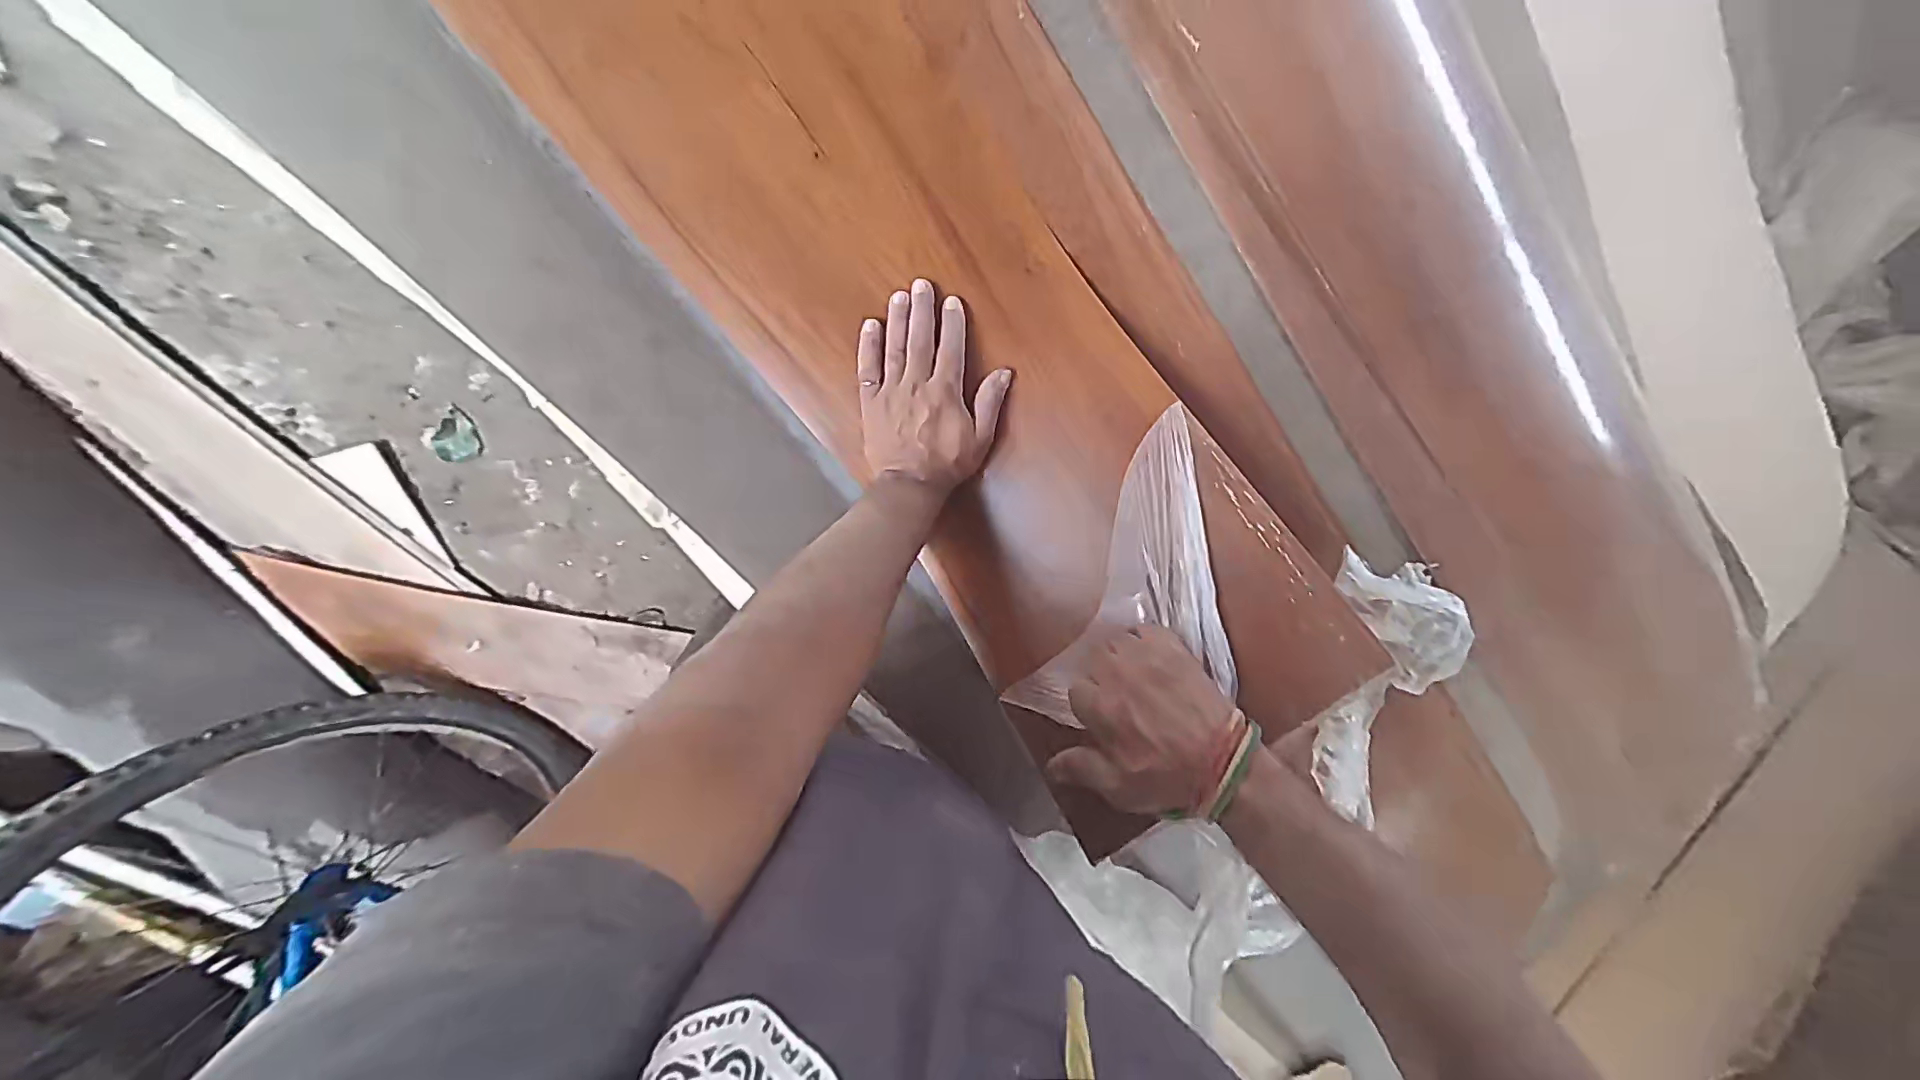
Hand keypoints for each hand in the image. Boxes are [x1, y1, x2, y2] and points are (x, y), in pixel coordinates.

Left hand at [858, 278, 1012, 495]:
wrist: (910, 485)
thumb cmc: (947, 464)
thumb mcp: (980, 438)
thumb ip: (990, 403)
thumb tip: (1004, 373)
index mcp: (945, 391)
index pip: (951, 348)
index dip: (952, 323)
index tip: (952, 302)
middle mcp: (917, 384)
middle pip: (921, 339)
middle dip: (923, 310)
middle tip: (922, 285)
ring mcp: (891, 391)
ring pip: (895, 348)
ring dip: (898, 319)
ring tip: (900, 296)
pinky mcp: (871, 402)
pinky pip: (868, 368)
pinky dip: (868, 346)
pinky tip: (871, 326)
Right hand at [1048, 625, 1314, 815]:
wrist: (1227, 765)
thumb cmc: (1169, 779)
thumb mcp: (1118, 787)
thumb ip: (1081, 769)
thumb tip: (1051, 764)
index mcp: (1101, 707)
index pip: (1076, 690)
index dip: (1087, 705)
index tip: (1099, 716)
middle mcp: (1118, 675)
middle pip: (1092, 660)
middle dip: (1099, 676)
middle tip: (1115, 694)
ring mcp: (1147, 658)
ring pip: (1116, 641)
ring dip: (1118, 655)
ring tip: (1129, 671)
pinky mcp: (1174, 650)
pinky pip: (1147, 630)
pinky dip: (1144, 639)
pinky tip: (1149, 655)